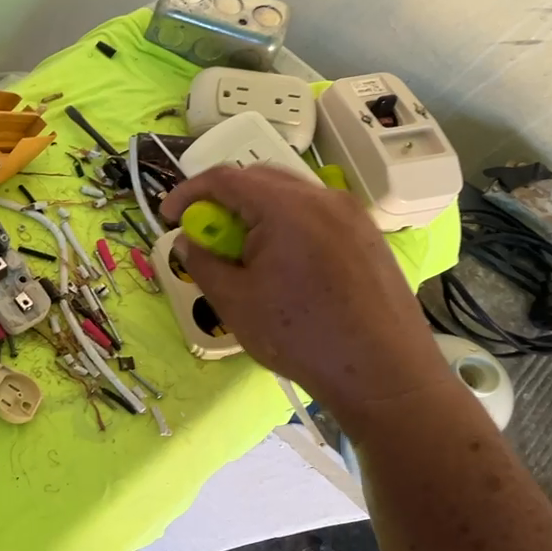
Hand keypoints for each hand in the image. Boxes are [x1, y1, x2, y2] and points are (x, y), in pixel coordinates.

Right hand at [159, 165, 449, 414]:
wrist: (383, 372)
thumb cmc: (300, 336)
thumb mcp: (233, 301)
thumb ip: (203, 262)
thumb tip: (188, 242)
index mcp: (286, 208)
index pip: (225, 178)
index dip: (188, 192)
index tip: (168, 217)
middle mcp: (323, 199)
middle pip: (259, 178)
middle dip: (222, 199)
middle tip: (204, 234)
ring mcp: (352, 215)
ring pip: (289, 194)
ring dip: (254, 212)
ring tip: (242, 252)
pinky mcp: (367, 235)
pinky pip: (314, 213)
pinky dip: (285, 223)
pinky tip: (280, 264)